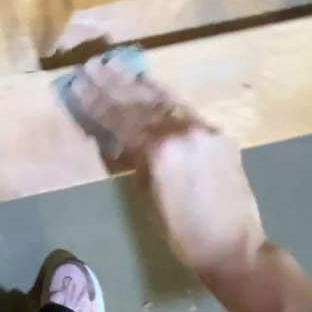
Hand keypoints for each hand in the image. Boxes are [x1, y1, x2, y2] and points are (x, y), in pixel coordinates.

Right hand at [69, 58, 266, 281]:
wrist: (235, 247)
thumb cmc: (182, 233)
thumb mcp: (146, 197)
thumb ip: (132, 160)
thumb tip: (114, 138)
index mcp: (159, 150)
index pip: (119, 119)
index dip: (95, 102)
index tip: (76, 85)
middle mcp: (181, 131)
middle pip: (138, 102)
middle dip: (110, 84)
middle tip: (90, 66)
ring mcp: (202, 128)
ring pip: (162, 99)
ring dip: (134, 82)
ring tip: (112, 64)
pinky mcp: (217, 133)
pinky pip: (182, 108)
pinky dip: (161, 94)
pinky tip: (146, 83)